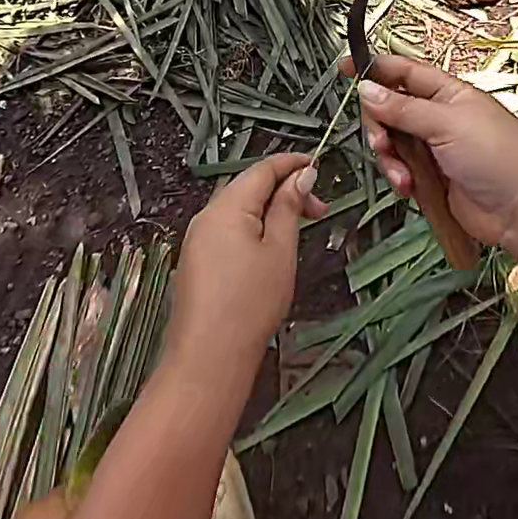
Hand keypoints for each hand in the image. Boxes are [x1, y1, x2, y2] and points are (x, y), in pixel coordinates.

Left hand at [168, 153, 326, 372]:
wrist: (209, 355)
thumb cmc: (251, 301)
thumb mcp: (280, 250)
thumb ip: (289, 207)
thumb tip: (301, 176)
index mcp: (227, 207)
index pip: (262, 169)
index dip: (291, 163)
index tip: (319, 165)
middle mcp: (207, 215)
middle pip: (249, 186)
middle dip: (284, 188)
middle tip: (319, 209)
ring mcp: (198, 238)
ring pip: (239, 208)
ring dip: (271, 208)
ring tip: (300, 226)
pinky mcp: (197, 259)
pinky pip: (229, 228)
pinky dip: (254, 225)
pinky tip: (272, 245)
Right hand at [342, 55, 517, 245]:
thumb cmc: (496, 157)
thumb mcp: (447, 123)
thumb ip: (403, 107)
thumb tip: (366, 88)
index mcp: (448, 93)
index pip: (403, 72)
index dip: (374, 69)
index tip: (343, 70)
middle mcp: (439, 117)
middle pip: (390, 109)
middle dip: (379, 125)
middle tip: (382, 142)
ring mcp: (435, 148)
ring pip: (392, 143)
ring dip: (390, 158)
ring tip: (403, 176)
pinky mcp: (432, 177)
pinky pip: (402, 170)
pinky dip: (400, 178)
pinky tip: (411, 189)